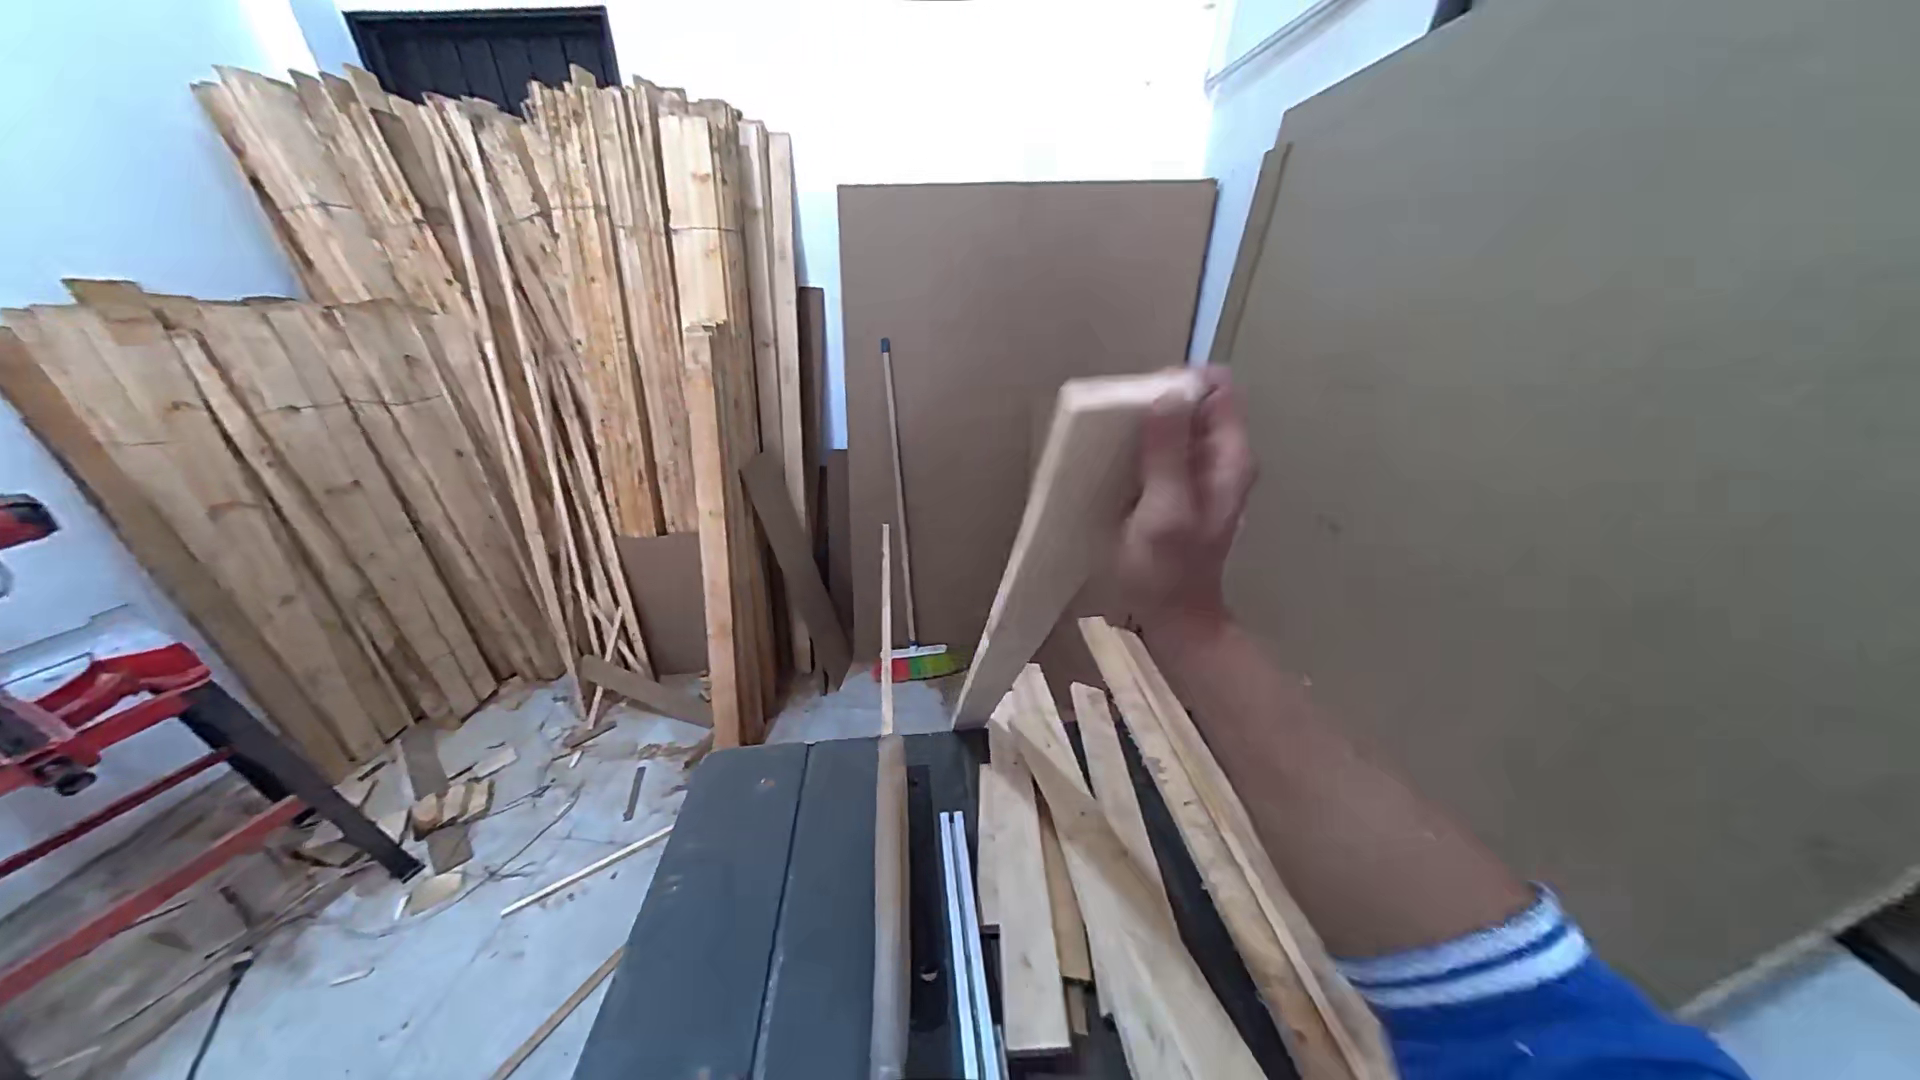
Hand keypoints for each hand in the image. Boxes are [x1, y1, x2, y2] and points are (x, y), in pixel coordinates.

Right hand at [1114, 367, 1255, 632]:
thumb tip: (1167, 392)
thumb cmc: (1166, 570)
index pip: (1217, 388)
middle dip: (1157, 402)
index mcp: (1229, 457)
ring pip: (1176, 422)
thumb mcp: (1164, 511)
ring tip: (1113, 442)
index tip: (1140, 401)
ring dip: (1145, 423)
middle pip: (1195, 400)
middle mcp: (1221, 456)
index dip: (1180, 383)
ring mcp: (1201, 471)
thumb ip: (1167, 454)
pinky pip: (1163, 446)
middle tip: (1120, 426)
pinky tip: (1118, 463)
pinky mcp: (1179, 484)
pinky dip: (1141, 445)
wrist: (1172, 615)